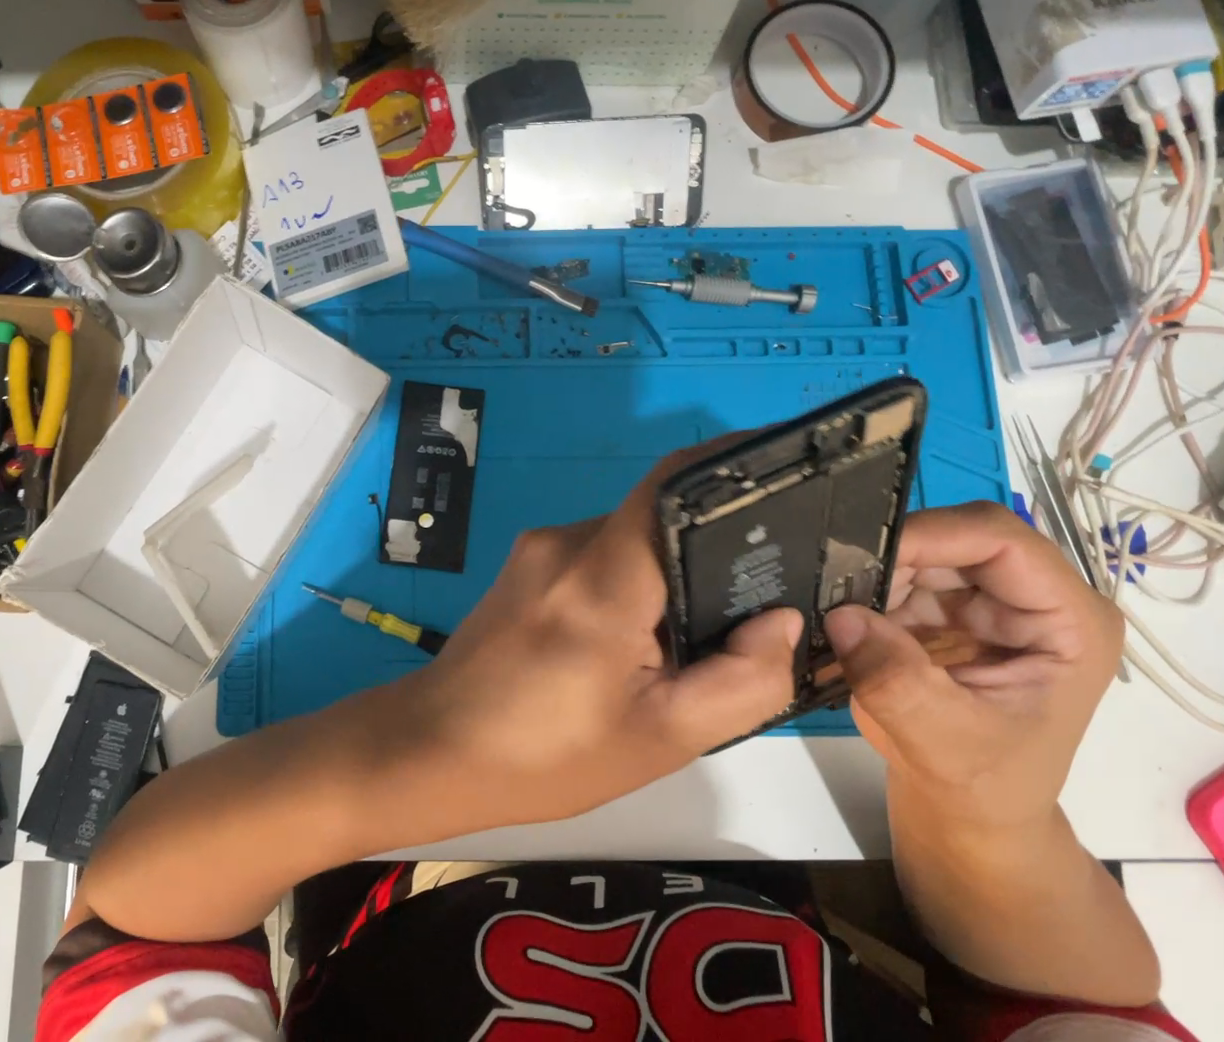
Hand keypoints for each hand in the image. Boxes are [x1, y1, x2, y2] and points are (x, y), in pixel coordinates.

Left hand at [396, 442, 802, 833]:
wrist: (429, 751)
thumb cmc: (542, 756)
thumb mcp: (661, 739)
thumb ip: (740, 681)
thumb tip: (782, 622)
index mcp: (601, 576)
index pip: (676, 484)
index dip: (737, 467)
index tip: (793, 475)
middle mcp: (565, 542)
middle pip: (658, 517)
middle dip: (713, 551)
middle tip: (759, 603)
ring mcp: (536, 553)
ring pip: (629, 542)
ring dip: (668, 578)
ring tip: (699, 637)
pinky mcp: (522, 571)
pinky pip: (597, 560)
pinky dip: (632, 588)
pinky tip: (641, 642)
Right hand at [824, 501, 1123, 832]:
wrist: (970, 817)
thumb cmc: (982, 786)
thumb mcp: (944, 741)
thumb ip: (897, 681)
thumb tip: (841, 617)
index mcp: (1066, 620)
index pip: (1002, 542)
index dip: (933, 536)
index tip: (861, 556)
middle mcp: (1030, 599)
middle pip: (956, 539)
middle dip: (893, 556)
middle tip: (829, 578)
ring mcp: (984, 604)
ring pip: (918, 555)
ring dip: (870, 576)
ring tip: (823, 600)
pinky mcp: (944, 615)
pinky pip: (896, 582)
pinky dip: (860, 595)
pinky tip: (832, 616)